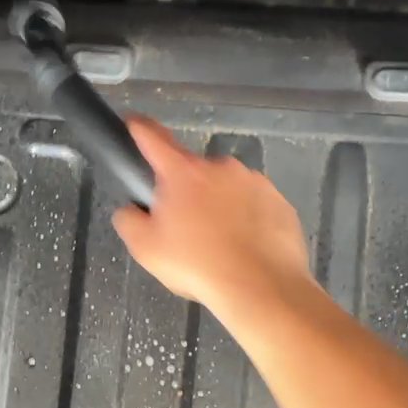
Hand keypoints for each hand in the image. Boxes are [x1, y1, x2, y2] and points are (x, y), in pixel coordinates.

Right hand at [113, 116, 314, 325]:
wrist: (261, 287)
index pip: (154, 140)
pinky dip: (244, 220)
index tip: (133, 121)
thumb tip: (131, 209)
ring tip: (215, 245)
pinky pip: (253, 206)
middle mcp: (220, 168)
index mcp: (182, 173)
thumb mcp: (144, 247)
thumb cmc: (196, 264)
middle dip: (184, 193)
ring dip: (216, 207)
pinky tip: (241, 248)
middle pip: (192, 172)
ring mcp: (254, 182)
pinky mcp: (280, 201)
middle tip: (181, 228)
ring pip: (224, 190)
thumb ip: (128, 220)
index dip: (139, 129)